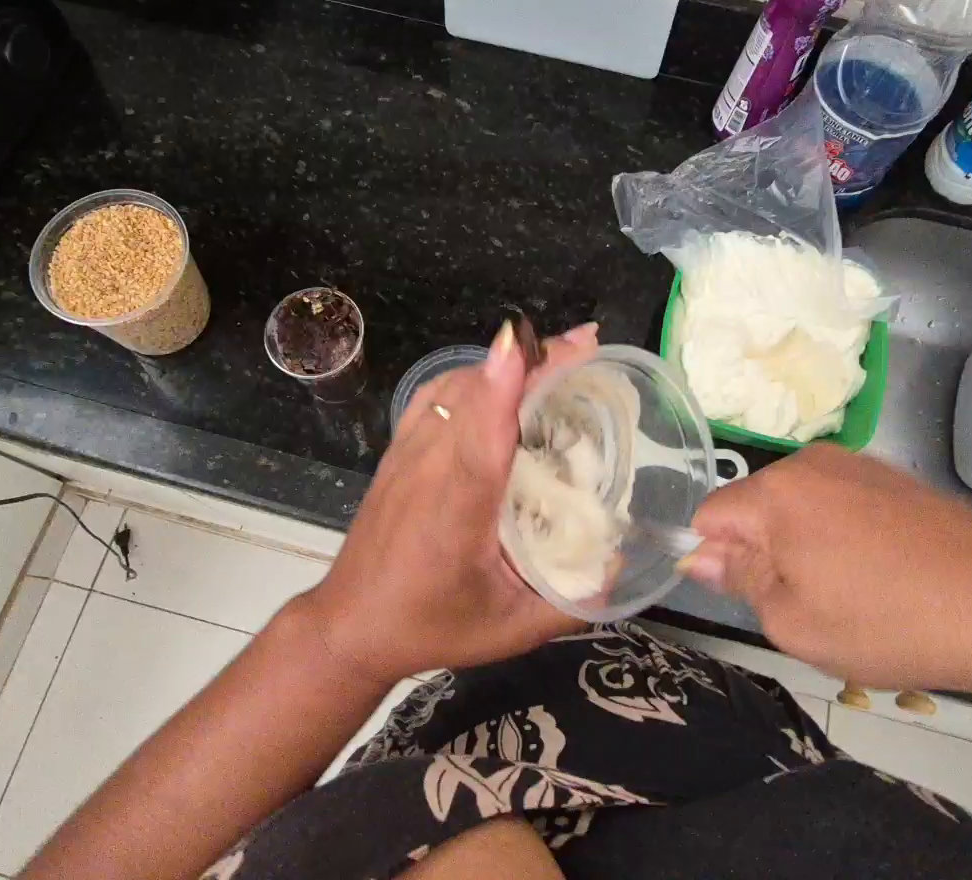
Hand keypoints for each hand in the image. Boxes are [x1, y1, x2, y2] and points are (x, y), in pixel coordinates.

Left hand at [297, 322, 597, 685]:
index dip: (511, 378)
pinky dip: (472, 378)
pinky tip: (497, 383)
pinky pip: (436, 396)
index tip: (548, 342)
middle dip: (532, 358)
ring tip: (554, 359)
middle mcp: (430, 463)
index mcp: (459, 503)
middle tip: (587, 345)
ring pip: (457, 385)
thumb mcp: (510, 629)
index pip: (484, 427)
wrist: (351, 624)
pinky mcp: (398, 449)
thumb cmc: (432, 625)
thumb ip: (569, 603)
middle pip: (478, 391)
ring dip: (504, 364)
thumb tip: (620, 567)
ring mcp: (409, 450)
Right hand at [681, 445, 971, 690]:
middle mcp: (809, 463)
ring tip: (852, 590)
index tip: (754, 594)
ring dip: (803, 542)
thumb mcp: (795, 623)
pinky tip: (883, 571)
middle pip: (754, 506)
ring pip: (798, 504)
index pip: (710, 515)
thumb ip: (739, 582)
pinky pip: (839, 501)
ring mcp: (856, 464)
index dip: (718, 558)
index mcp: (775, 494)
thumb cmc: (890, 623)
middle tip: (807, 601)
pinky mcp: (892, 476)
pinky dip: (842, 533)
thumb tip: (702, 557)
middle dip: (763, 549)